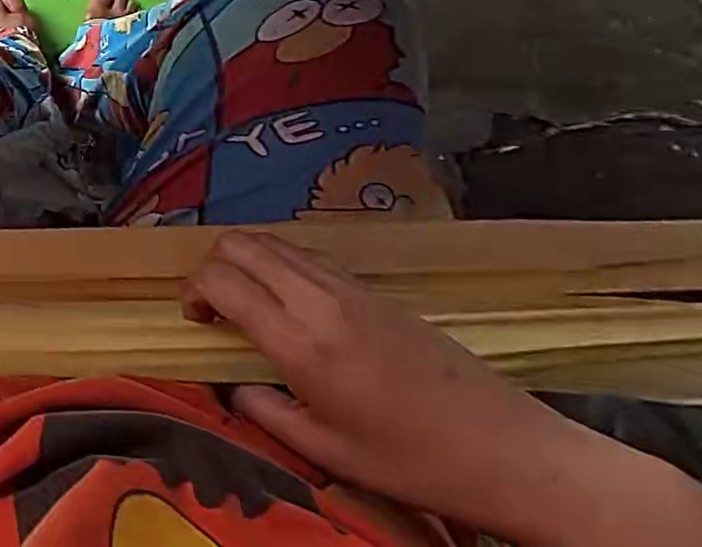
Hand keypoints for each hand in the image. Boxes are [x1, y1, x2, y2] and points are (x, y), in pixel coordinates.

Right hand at [181, 232, 701, 546]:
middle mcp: (318, 297)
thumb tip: (229, 383)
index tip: (194, 317)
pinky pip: (305, 253)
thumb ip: (264, 410)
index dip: (194, 289)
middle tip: (214, 305)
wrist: (507, 447)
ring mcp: (347, 284)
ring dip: (246, 258)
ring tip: (246, 298)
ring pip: (273, 240)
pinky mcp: (369, 284)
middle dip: (213, 264)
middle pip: (242, 243)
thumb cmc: (413, 461)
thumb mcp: (328, 452)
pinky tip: (288, 297)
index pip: (223, 281)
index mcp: (301, 342)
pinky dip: (278, 261)